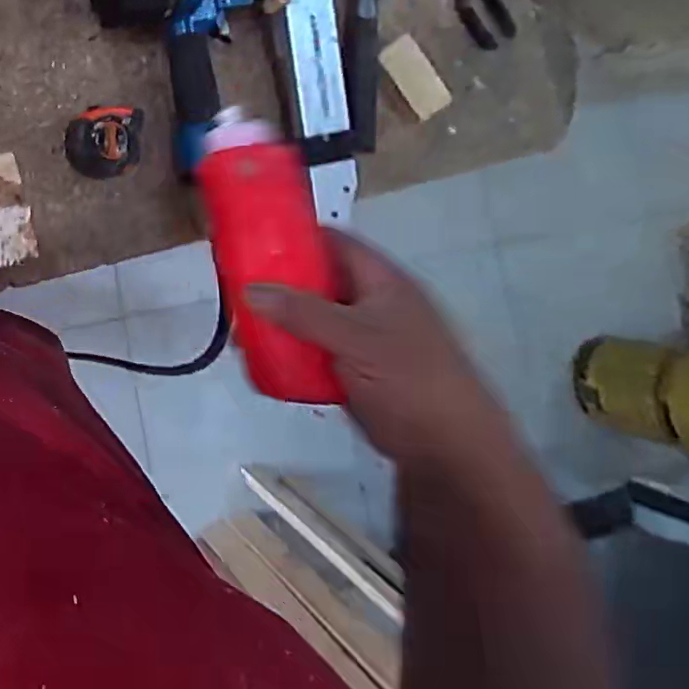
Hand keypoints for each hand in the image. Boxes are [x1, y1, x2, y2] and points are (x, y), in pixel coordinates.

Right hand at [244, 231, 516, 475]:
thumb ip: (301, 312)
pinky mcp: (355, 368)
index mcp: (383, 282)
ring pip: (310, 315)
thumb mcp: (355, 339)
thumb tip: (248, 290)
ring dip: (278, 319)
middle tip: (237, 285)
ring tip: (242, 325)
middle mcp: (373, 302)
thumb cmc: (411, 381)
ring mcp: (364, 336)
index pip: (334, 241)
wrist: (450, 454)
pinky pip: (312, 347)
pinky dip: (288, 348)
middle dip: (277, 282)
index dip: (296, 234)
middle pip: (317, 278)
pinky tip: (261, 356)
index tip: (253, 239)